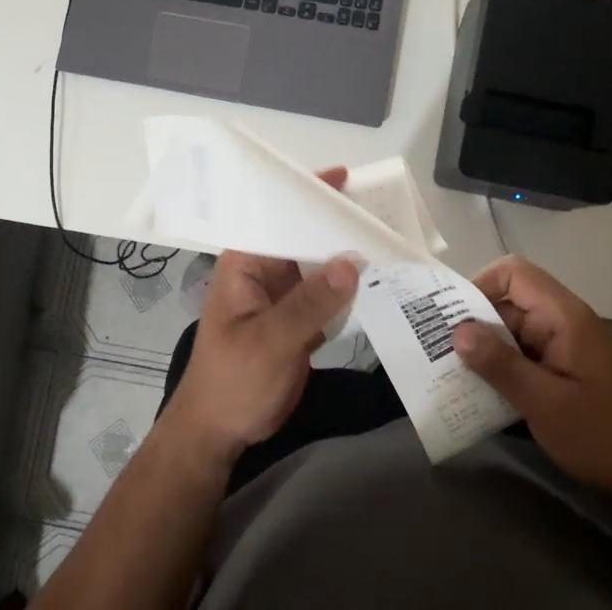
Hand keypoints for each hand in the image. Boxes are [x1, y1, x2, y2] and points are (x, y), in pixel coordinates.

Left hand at [159, 168, 359, 464]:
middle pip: (303, 236)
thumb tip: (352, 262)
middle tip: (384, 208)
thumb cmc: (232, 381)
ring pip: (319, 264)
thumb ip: (309, 303)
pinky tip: (383, 278)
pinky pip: (327, 293)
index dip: (307, 193)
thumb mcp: (269, 341)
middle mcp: (264, 271)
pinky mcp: (298, 320)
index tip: (347, 177)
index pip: (276, 215)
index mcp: (245, 263)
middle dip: (338, 223)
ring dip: (349, 254)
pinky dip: (351, 287)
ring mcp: (283, 296)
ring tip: (392, 235)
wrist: (220, 433)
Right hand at [452, 256, 611, 496]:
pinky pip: (530, 355)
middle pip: (511, 301)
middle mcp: (566, 321)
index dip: (478, 284)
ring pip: (517, 331)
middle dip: (475, 321)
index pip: (513, 273)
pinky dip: (507, 367)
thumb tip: (457, 329)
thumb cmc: (604, 434)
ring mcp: (570, 346)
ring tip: (453, 372)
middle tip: (439, 350)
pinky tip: (485, 394)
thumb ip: (500, 364)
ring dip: (488, 349)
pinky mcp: (571, 370)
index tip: (451, 317)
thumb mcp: (544, 403)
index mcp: (563, 316)